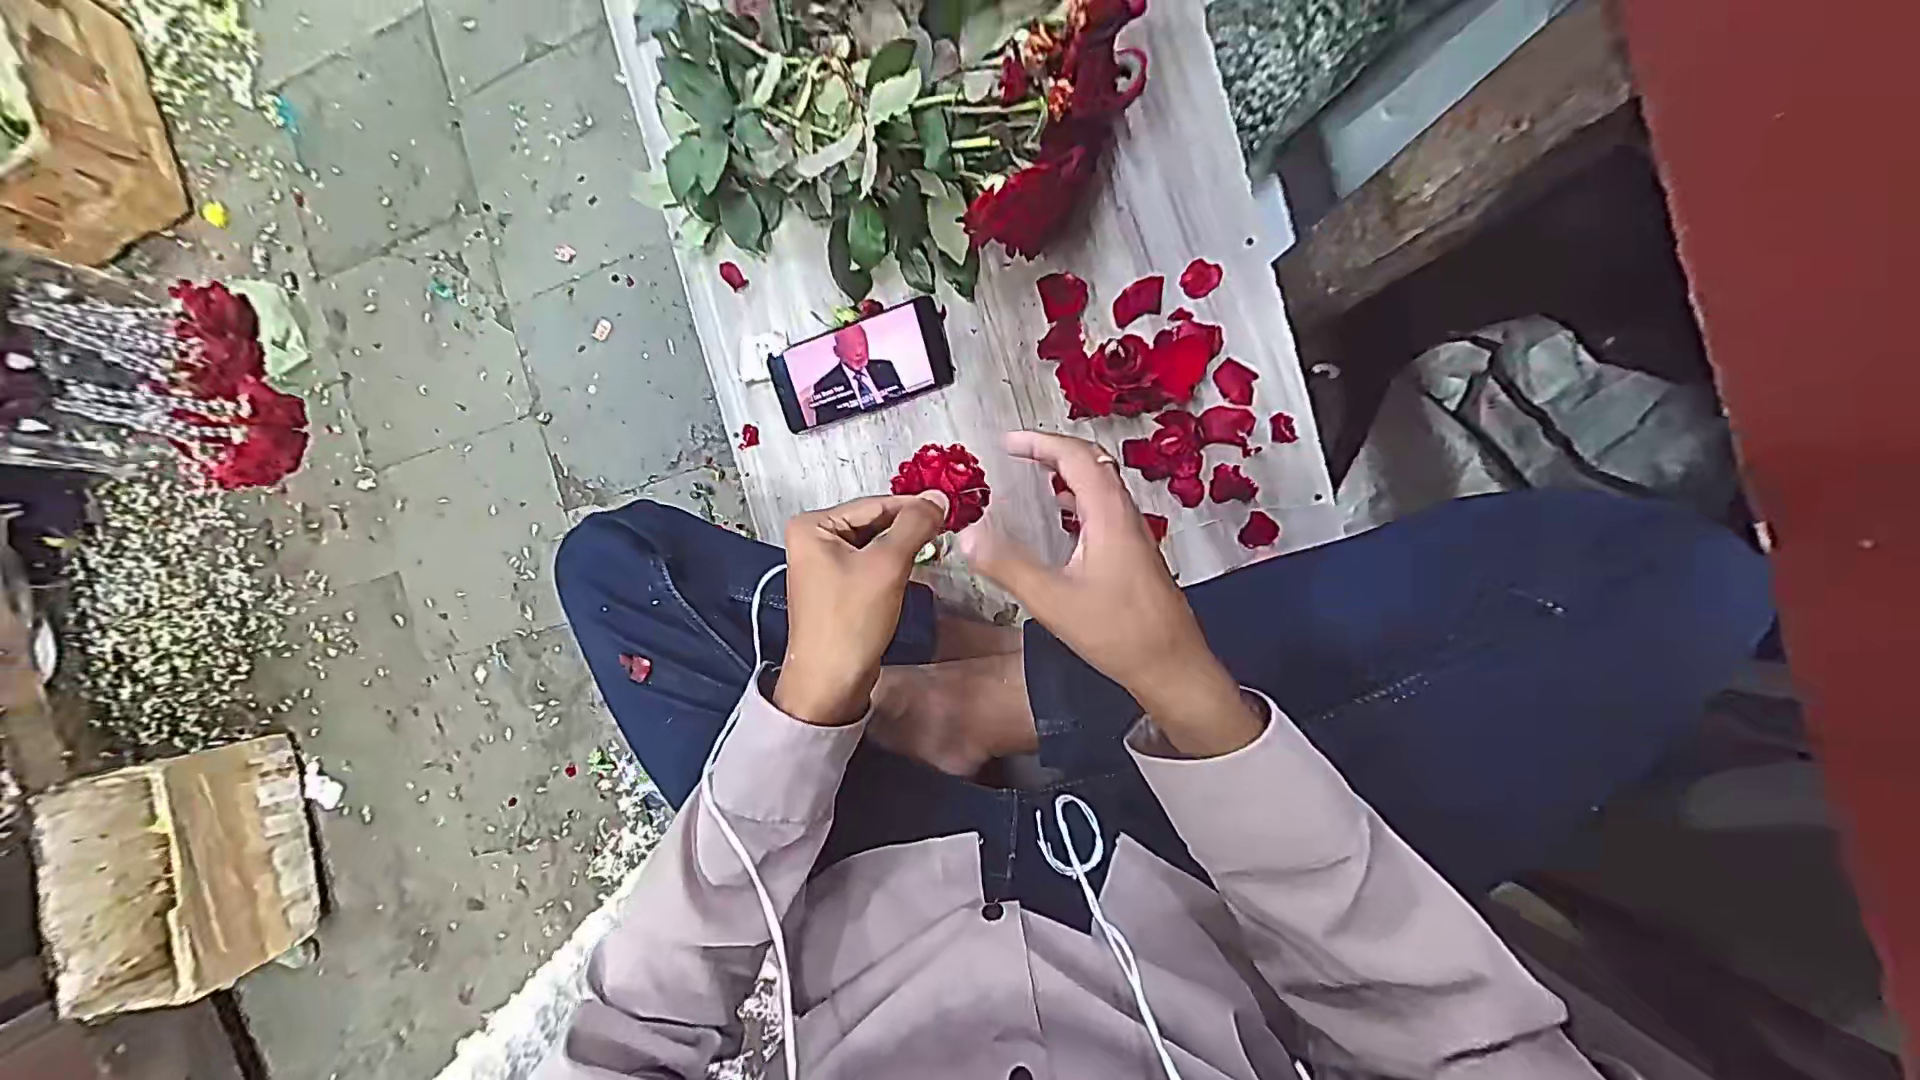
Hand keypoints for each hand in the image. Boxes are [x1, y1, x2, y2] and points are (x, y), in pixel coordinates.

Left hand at [775, 491, 949, 725]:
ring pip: (876, 543)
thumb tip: (935, 501)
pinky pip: (872, 564)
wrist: (832, 681)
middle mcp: (813, 541)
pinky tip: (914, 569)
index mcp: (812, 527)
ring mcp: (825, 565)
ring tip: (933, 548)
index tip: (944, 506)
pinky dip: (895, 564)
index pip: (874, 504)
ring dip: (904, 547)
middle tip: (944, 529)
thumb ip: (914, 526)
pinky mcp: (838, 586)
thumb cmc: (846, 625)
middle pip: (875, 522)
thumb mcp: (887, 565)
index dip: (913, 506)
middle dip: (909, 528)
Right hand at [959, 432, 1261, 755]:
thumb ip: (1008, 566)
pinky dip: (1079, 499)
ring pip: (1101, 485)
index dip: (1040, 441)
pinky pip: (1105, 508)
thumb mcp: (1053, 600)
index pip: (1076, 456)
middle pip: (1093, 462)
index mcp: (1109, 515)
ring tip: (1036, 477)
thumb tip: (970, 536)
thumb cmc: (1120, 633)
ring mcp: (1134, 534)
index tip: (1009, 442)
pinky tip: (1063, 520)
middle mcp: (1125, 516)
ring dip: (1068, 472)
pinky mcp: (1134, 552)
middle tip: (1020, 453)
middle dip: (1053, 450)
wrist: (1171, 665)